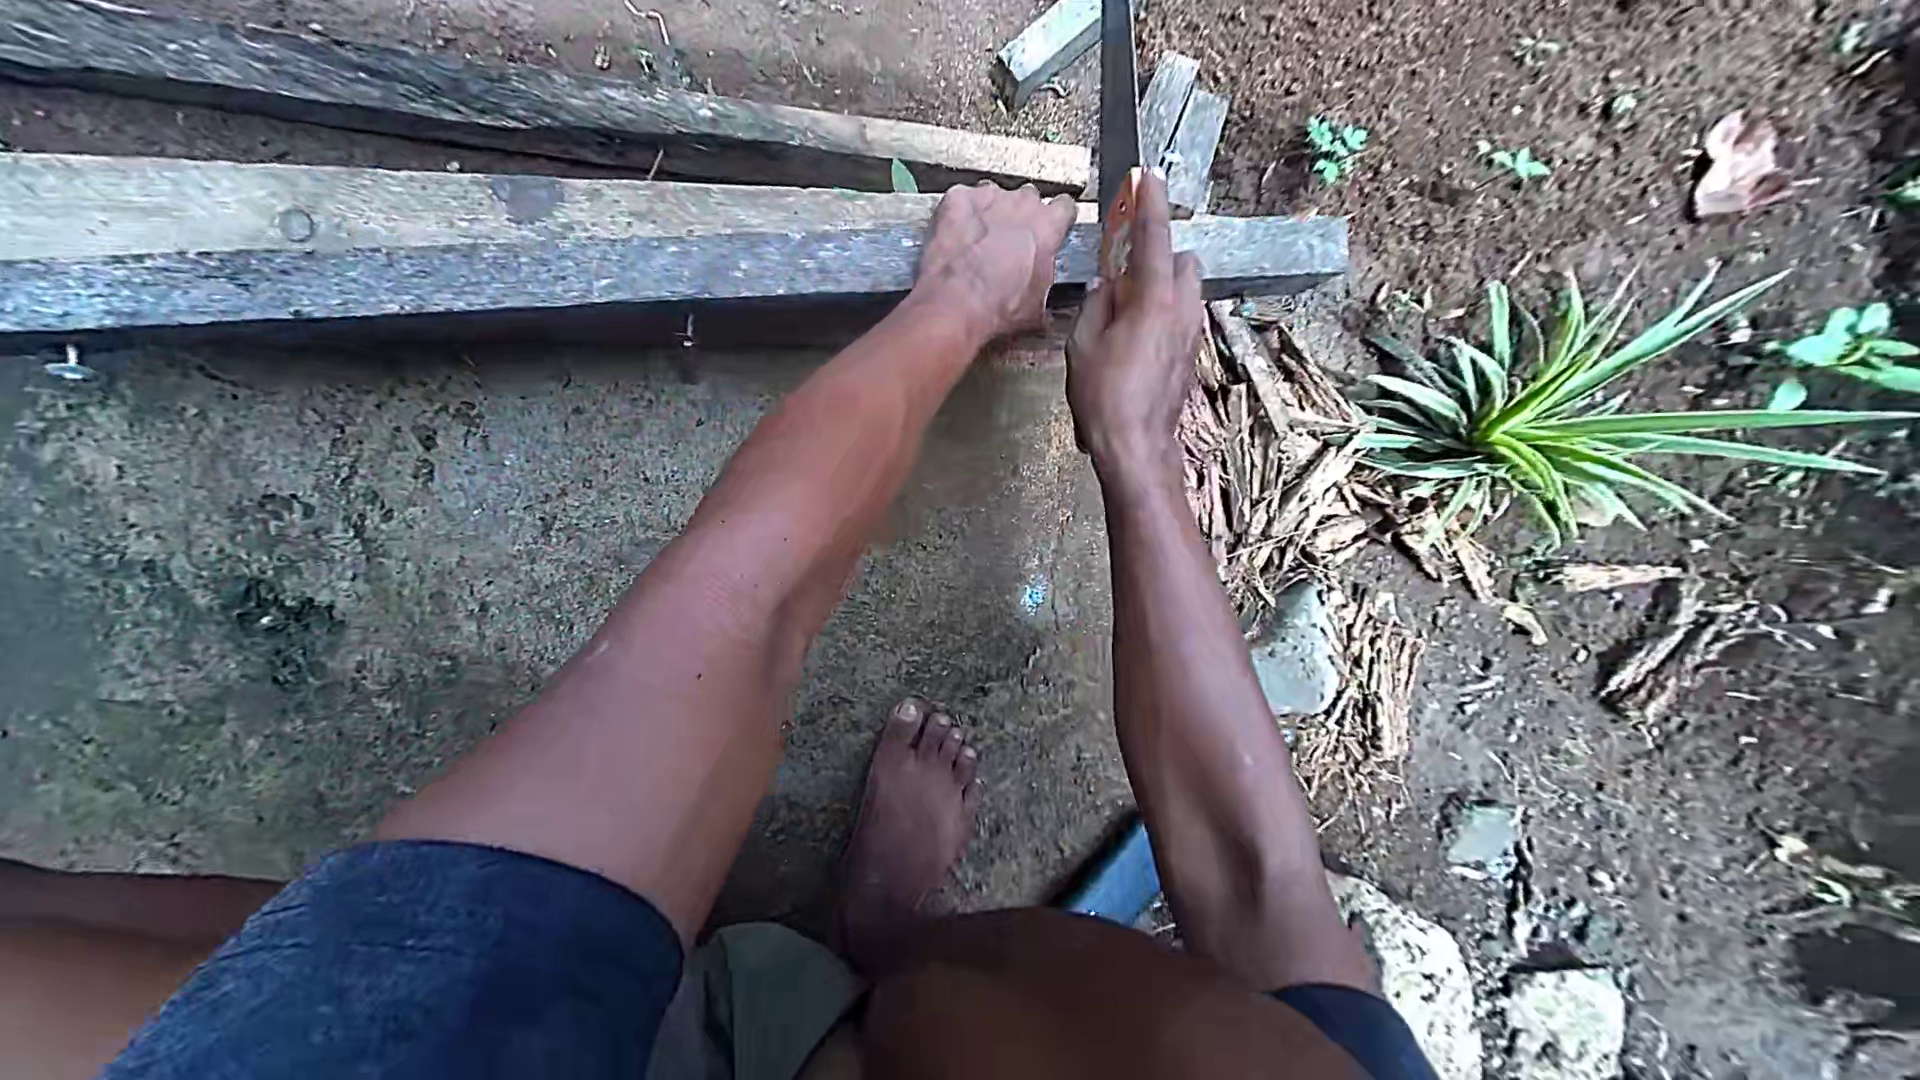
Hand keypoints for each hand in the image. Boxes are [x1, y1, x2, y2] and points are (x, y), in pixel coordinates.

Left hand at [913, 180, 1078, 342]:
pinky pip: (961, 201)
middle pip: (1027, 199)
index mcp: (1048, 226)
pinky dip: (959, 216)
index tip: (1050, 233)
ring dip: (990, 215)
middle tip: (1009, 247)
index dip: (1056, 222)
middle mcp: (1021, 203)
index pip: (1064, 208)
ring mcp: (988, 197)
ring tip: (978, 246)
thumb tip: (1043, 304)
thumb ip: (1046, 288)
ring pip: (993, 197)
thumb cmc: (998, 307)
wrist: (958, 303)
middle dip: (1020, 218)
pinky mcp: (957, 200)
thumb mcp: (1036, 309)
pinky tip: (956, 239)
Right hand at [1066, 170, 1203, 478]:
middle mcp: (1182, 310)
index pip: (1153, 236)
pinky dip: (1164, 316)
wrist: (1136, 444)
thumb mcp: (1082, 344)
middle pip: (1180, 260)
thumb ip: (1096, 304)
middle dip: (1156, 259)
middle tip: (1122, 281)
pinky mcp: (1192, 355)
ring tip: (1127, 317)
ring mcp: (1192, 334)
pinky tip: (1137, 343)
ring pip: (1185, 291)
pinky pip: (1182, 318)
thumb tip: (1108, 289)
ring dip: (1161, 289)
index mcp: (1152, 299)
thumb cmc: (1104, 397)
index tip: (1148, 177)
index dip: (1149, 203)